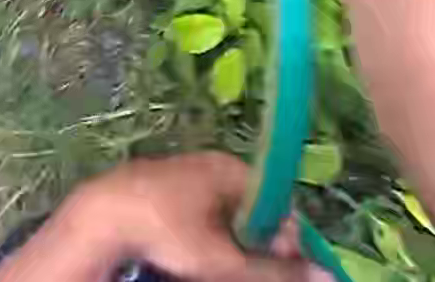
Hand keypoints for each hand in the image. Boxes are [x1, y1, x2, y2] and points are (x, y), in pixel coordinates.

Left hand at [52, 153, 323, 281]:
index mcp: (231, 168)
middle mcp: (213, 163)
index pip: (278, 200)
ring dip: (235, 244)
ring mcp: (189, 172)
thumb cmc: (169, 230)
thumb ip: (275, 271)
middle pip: (254, 207)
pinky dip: (211, 235)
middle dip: (260, 244)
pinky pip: (204, 211)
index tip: (283, 267)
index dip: (286, 238)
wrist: (105, 213)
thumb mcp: (225, 261)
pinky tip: (201, 257)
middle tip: (248, 272)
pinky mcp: (169, 186)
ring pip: (228, 213)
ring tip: (225, 268)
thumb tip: (328, 277)